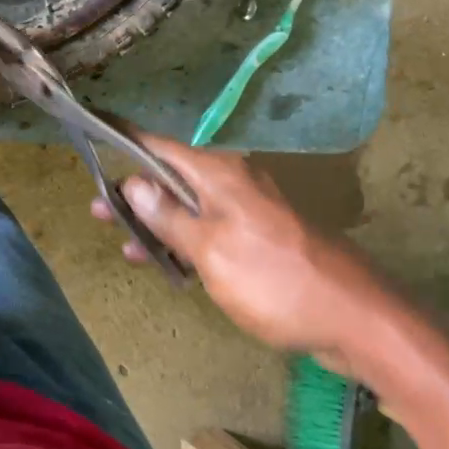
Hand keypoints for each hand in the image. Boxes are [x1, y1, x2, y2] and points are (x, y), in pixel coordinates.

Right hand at [92, 135, 393, 374]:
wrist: (359, 321)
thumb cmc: (273, 278)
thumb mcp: (208, 249)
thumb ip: (166, 216)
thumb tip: (132, 182)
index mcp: (216, 174)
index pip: (155, 144)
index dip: (121, 138)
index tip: (89, 127)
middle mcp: (231, 183)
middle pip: (170, 178)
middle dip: (133, 195)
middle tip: (97, 211)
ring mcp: (249, 212)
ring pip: (189, 208)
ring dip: (157, 225)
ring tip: (125, 247)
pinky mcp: (261, 241)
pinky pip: (210, 231)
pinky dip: (186, 242)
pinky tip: (169, 265)